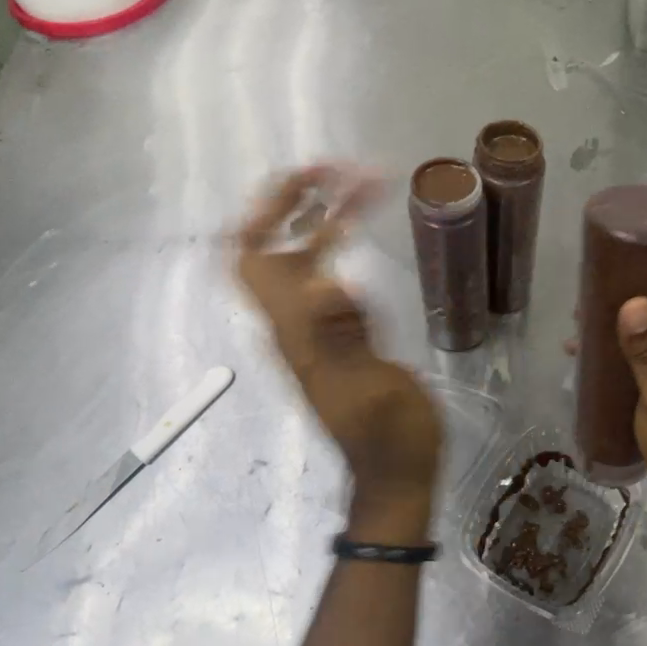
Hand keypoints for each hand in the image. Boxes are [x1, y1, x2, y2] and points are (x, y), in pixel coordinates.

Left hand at [236, 168, 441, 535]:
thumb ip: (344, 339)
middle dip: (295, 201)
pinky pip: (328, 278)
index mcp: (295, 334)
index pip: (252, 260)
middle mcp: (294, 325)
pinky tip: (365, 233)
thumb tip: (328, 283)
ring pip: (302, 260)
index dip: (268, 211)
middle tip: (339, 169)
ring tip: (362, 184)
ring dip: (323, 216)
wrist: (394, 476)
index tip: (311, 177)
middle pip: (270, 249)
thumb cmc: (389, 440)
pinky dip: (343, 246)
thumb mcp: (369, 391)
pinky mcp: (341, 337)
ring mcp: (316, 331)